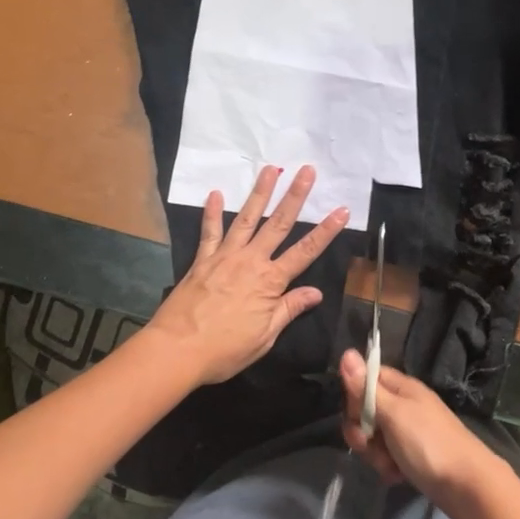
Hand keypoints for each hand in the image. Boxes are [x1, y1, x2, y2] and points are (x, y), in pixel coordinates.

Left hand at [143, 165, 346, 386]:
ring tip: (270, 169)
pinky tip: (215, 193)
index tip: (342, 210)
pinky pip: (209, 232)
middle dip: (295, 196)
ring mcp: (225, 256)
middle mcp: (251, 261)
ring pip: (247, 218)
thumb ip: (289, 309)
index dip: (326, 231)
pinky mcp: (202, 260)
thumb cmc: (225, 349)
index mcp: (270, 282)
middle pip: (278, 224)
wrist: (178, 349)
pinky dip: (212, 212)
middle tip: (307, 170)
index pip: (305, 252)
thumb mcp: (265, 336)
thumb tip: (316, 292)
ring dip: (260, 192)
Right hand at [340, 348, 512, 514]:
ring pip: (375, 437)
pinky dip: (389, 467)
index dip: (355, 395)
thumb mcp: (393, 413)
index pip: (367, 378)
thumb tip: (346, 351)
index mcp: (402, 388)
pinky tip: (397, 476)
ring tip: (390, 465)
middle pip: (367, 410)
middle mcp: (405, 405)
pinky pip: (388, 457)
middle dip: (363, 431)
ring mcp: (410, 432)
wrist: (466, 486)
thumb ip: (367, 388)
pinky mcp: (413, 456)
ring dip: (375, 454)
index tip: (357, 413)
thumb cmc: (428, 443)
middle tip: (369, 443)